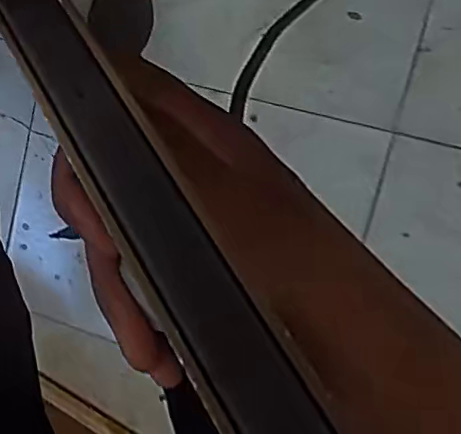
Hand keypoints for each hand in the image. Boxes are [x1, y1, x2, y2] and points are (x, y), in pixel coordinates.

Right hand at [48, 56, 322, 392]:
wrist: (380, 373)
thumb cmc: (306, 276)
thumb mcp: (229, 204)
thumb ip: (162, 153)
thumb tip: (99, 107)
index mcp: (200, 134)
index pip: (121, 86)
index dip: (83, 112)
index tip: (80, 180)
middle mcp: (190, 165)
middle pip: (106, 163)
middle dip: (96, 220)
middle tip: (108, 263)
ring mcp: (192, 216)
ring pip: (119, 225)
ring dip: (118, 286)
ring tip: (145, 346)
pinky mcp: (196, 266)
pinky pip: (143, 273)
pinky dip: (139, 312)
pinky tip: (159, 350)